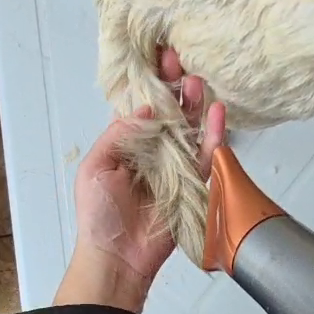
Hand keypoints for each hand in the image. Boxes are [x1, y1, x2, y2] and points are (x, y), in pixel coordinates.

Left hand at [55, 50, 227, 312]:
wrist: (117, 257)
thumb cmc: (99, 215)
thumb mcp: (96, 167)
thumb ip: (120, 135)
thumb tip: (147, 109)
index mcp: (126, 144)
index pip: (142, 107)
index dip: (151, 83)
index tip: (158, 57)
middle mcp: (153, 151)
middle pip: (170, 112)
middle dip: (175, 86)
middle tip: (181, 61)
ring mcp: (174, 167)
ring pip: (190, 129)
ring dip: (195, 105)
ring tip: (197, 82)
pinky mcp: (193, 185)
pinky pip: (207, 156)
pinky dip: (214, 136)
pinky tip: (217, 114)